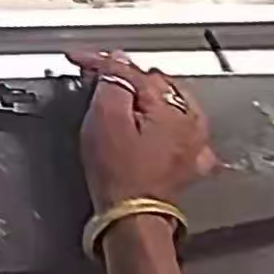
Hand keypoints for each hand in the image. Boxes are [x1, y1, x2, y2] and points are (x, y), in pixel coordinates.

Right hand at [69, 51, 216, 210]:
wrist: (130, 214)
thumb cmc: (117, 169)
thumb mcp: (104, 116)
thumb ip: (112, 82)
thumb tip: (117, 61)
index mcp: (172, 111)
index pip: (132, 72)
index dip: (102, 62)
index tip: (79, 58)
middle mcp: (190, 126)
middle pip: (155, 83)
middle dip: (124, 73)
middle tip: (97, 70)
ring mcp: (193, 147)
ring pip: (171, 101)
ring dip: (146, 91)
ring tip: (122, 86)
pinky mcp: (187, 163)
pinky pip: (180, 128)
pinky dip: (164, 116)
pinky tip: (155, 117)